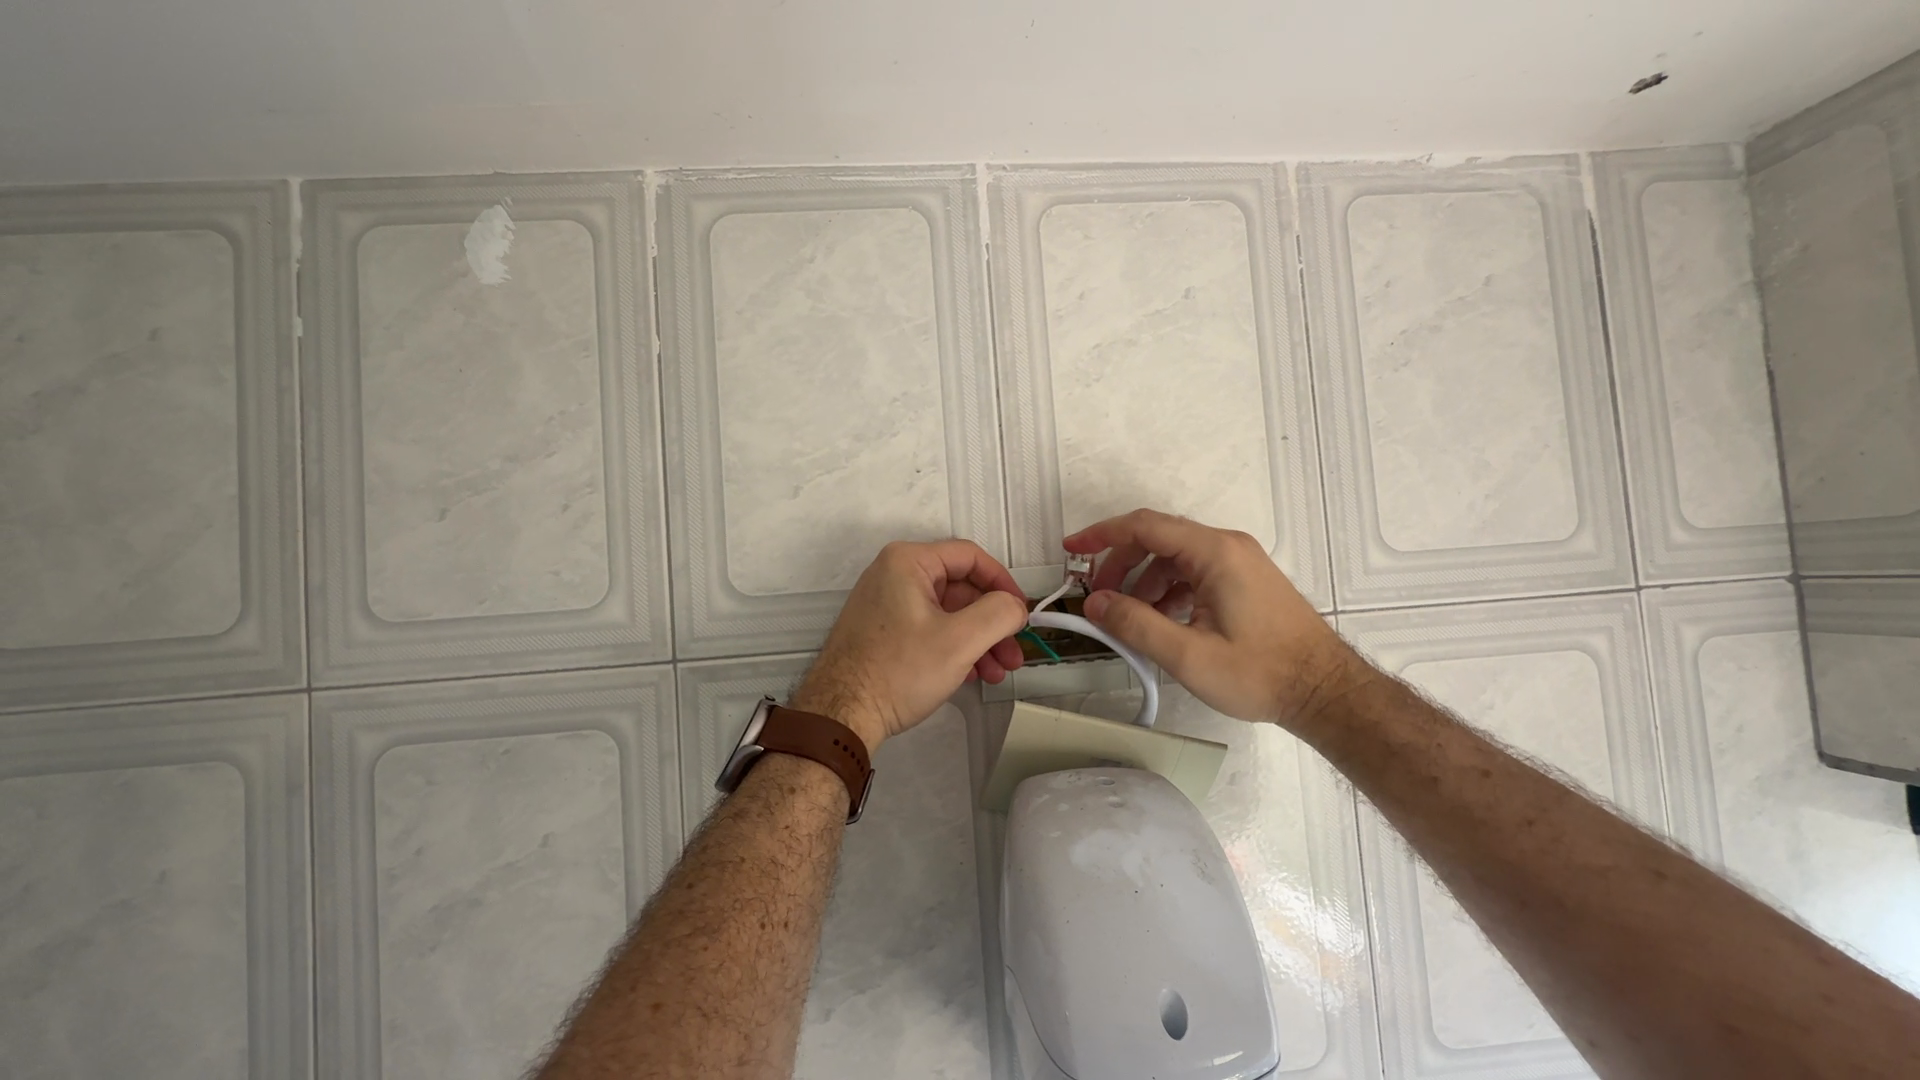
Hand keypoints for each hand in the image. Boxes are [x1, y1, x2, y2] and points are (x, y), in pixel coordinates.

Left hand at [791, 540, 1028, 752]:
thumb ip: (999, 614)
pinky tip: (971, 675)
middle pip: (960, 588)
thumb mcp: (960, 641)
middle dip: (993, 623)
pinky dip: (954, 648)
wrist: (840, 716)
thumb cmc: (898, 672)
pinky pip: (929, 628)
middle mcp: (893, 574)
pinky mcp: (882, 631)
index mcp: (908, 562)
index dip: (1003, 583)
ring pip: (947, 612)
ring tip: (997, 673)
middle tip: (1014, 655)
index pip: (970, 557)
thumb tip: (1015, 607)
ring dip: (978, 640)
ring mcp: (885, 603)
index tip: (1022, 613)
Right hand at [1063, 509, 1375, 730]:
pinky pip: (1194, 572)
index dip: (1101, 535)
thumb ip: (1135, 624)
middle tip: (1098, 599)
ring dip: (1144, 581)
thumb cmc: (1260, 673)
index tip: (1070, 551)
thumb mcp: (1188, 655)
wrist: (1324, 691)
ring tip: (1128, 618)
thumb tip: (1094, 603)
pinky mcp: (1246, 580)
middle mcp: (1228, 546)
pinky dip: (1168, 590)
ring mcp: (1240, 562)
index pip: (1145, 526)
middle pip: (1158, 539)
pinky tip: (1161, 621)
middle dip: (1121, 564)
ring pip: (1175, 557)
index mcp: (1214, 553)